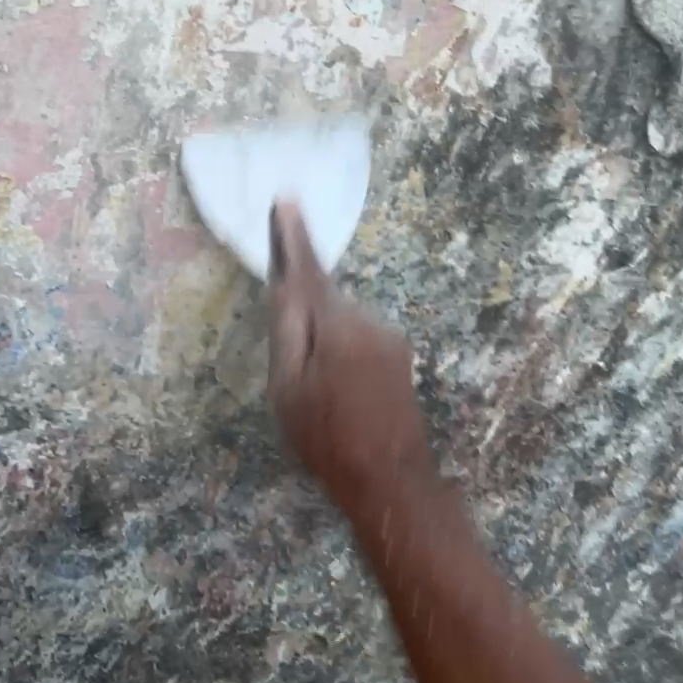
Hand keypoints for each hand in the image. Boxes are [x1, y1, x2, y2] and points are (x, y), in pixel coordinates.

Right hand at [267, 201, 432, 497]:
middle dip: (300, 305)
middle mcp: (369, 321)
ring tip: (311, 383)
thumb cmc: (326, 438)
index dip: (293, 237)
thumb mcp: (287, 387)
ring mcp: (389, 338)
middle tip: (285, 348)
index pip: (307, 271)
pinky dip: (337, 345)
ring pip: (339, 319)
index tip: (286, 198)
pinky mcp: (398, 355)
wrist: (390, 484)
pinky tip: (333, 384)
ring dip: (320, 333)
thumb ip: (287, 330)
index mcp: (337, 326)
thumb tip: (284, 284)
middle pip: (322, 297)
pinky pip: (356, 334)